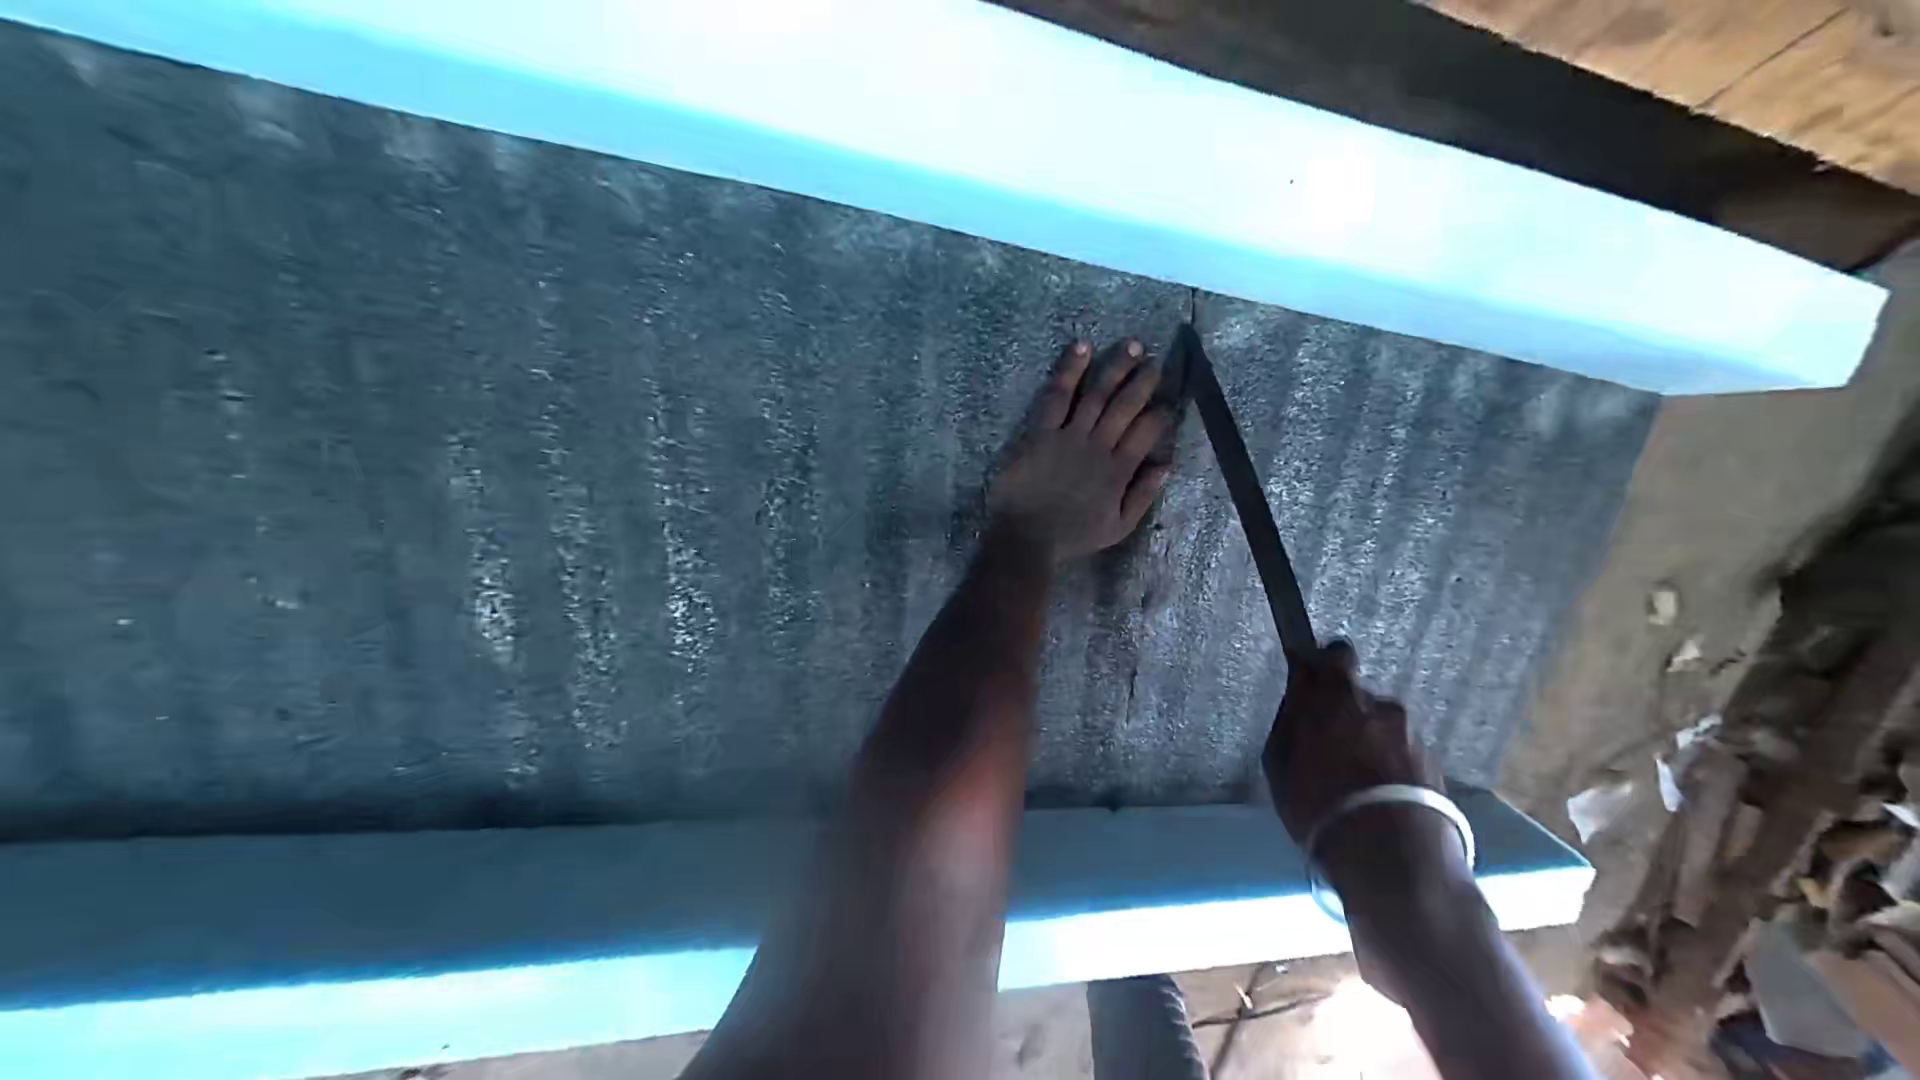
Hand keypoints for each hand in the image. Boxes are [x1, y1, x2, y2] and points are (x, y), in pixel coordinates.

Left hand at [987, 339, 1171, 562]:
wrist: (1025, 539)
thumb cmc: (1070, 537)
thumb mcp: (1118, 527)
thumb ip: (1143, 496)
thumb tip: (1166, 465)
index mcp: (1119, 470)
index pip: (1148, 431)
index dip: (1162, 412)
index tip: (1170, 399)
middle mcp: (1098, 447)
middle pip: (1126, 406)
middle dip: (1144, 381)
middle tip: (1156, 360)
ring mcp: (1069, 436)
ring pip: (1097, 394)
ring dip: (1116, 367)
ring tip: (1133, 345)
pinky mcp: (1040, 432)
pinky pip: (1057, 396)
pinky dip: (1070, 370)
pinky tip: (1082, 347)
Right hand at [1264, 642, 1457, 882]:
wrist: (1393, 857)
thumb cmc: (1320, 804)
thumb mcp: (1280, 762)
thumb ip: (1291, 721)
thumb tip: (1300, 700)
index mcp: (1336, 696)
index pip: (1331, 654)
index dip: (1317, 661)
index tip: (1306, 674)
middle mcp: (1378, 704)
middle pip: (1356, 693)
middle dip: (1341, 708)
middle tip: (1327, 740)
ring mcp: (1410, 733)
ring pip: (1380, 723)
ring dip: (1367, 738)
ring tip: (1354, 777)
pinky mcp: (1434, 764)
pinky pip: (1400, 751)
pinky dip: (1388, 763)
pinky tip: (1376, 793)